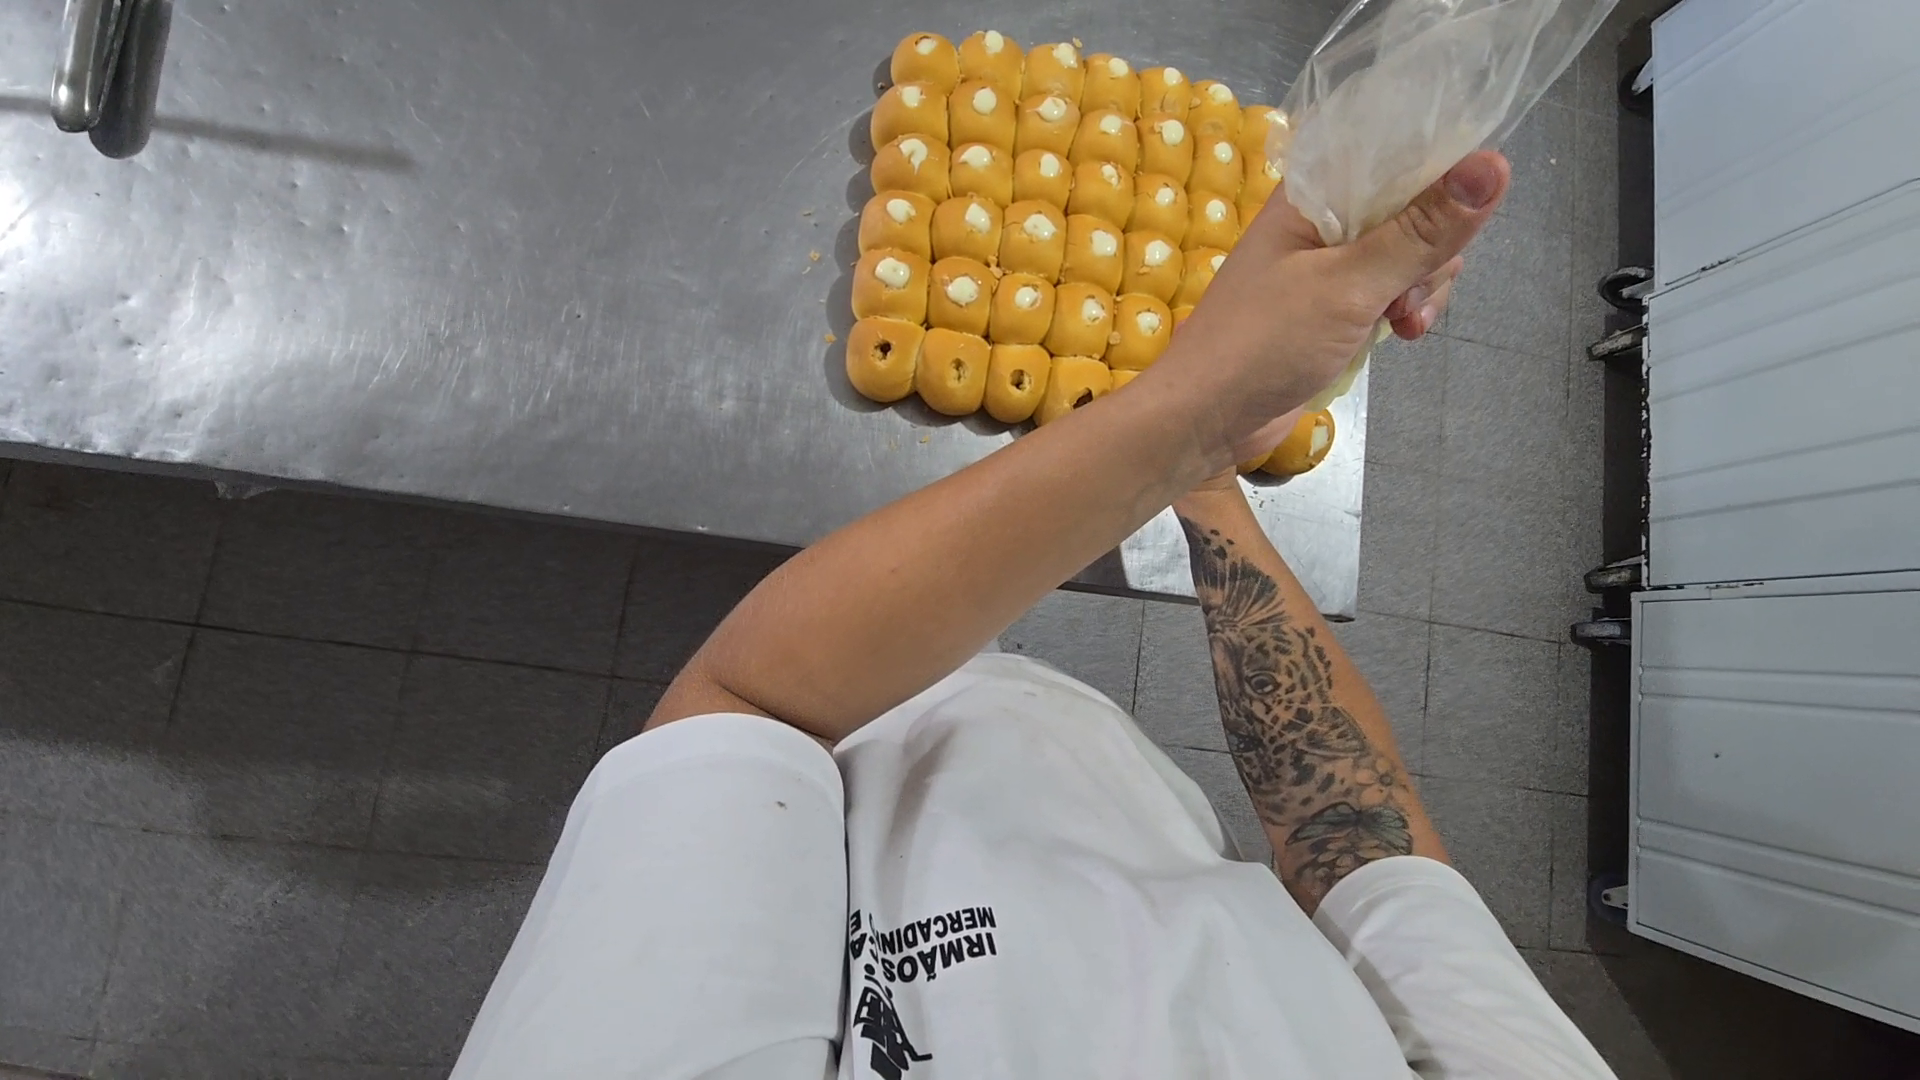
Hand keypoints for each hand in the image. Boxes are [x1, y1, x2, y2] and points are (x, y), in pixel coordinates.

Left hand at [1146, 151, 1509, 466]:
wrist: (1203, 418)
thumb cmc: (1262, 345)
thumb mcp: (1349, 285)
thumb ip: (1421, 231)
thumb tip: (1495, 164)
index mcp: (1311, 197)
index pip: (1394, 150)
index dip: (1442, 168)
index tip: (1467, 208)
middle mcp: (1318, 226)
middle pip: (1411, 207)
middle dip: (1433, 247)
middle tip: (1414, 290)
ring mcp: (1323, 272)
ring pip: (1404, 256)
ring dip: (1422, 286)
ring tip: (1405, 323)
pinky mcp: (1327, 313)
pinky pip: (1385, 294)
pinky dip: (1401, 310)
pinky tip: (1403, 334)